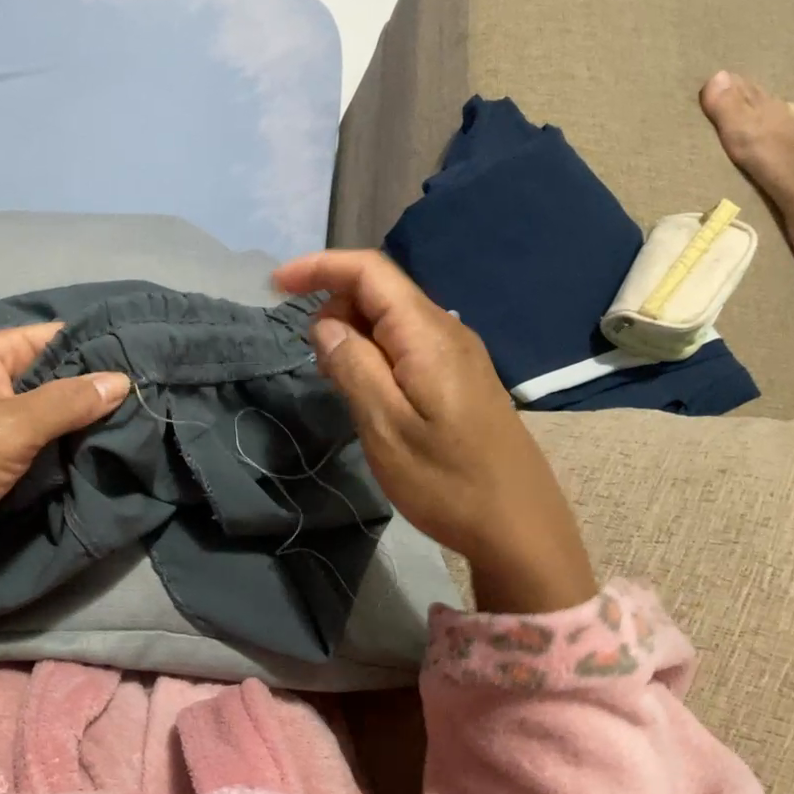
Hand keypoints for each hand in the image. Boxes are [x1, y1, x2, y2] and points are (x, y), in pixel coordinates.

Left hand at [0, 324, 129, 567]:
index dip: (100, 346)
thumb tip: (122, 380)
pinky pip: (45, 448)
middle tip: (157, 398)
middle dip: (100, 389)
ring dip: (90, 424)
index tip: (151, 359)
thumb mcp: (10, 425)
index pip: (57, 337)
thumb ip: (68, 401)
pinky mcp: (1, 462)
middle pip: (59, 377)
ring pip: (56, 415)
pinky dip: (72, 451)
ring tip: (145, 425)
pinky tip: (111, 454)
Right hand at [273, 250, 596, 613]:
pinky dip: (374, 352)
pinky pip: (407, 345)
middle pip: (382, 291)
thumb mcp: (386, 428)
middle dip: (333, 303)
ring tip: (330, 376)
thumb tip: (325, 324)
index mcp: (428, 336)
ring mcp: (458, 356)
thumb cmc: (447, 482)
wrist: (518, 527)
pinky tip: (363, 389)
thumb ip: (353, 367)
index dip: (320, 267)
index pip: (371, 272)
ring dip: (352, 332)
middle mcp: (447, 332)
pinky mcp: (460, 380)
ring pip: (393, 319)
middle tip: (308, 355)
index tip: (275, 285)